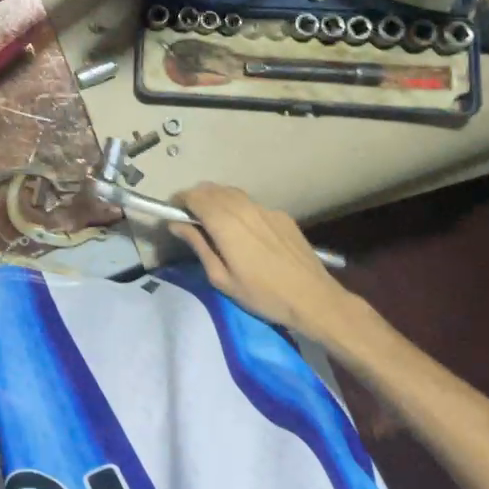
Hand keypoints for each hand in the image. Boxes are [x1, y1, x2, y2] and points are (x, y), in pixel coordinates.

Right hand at [169, 183, 362, 339]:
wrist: (314, 299)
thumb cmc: (263, 295)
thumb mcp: (222, 279)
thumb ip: (198, 246)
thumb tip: (176, 225)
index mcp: (225, 223)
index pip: (194, 196)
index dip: (180, 200)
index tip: (173, 212)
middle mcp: (243, 208)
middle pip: (211, 189)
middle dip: (196, 197)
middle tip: (190, 217)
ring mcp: (265, 209)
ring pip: (232, 192)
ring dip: (216, 199)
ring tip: (214, 220)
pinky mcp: (280, 215)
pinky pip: (251, 203)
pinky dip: (238, 207)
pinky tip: (244, 230)